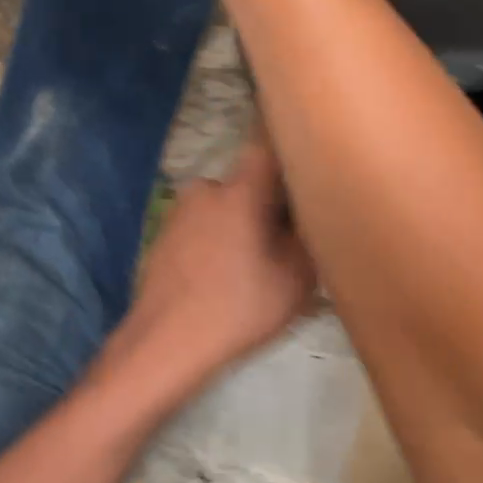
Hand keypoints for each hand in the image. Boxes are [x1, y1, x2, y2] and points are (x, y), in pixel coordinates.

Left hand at [124, 130, 315, 377]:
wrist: (168, 335)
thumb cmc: (240, 305)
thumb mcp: (297, 273)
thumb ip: (308, 228)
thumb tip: (315, 200)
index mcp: (236, 191)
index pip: (267, 149)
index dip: (291, 147)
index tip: (315, 155)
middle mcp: (203, 189)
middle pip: (251, 184)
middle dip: (274, 204)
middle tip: (298, 241)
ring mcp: (179, 209)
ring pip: (229, 206)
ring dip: (248, 224)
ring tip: (266, 264)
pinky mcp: (166, 231)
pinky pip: (208, 224)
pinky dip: (224, 238)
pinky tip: (233, 272)